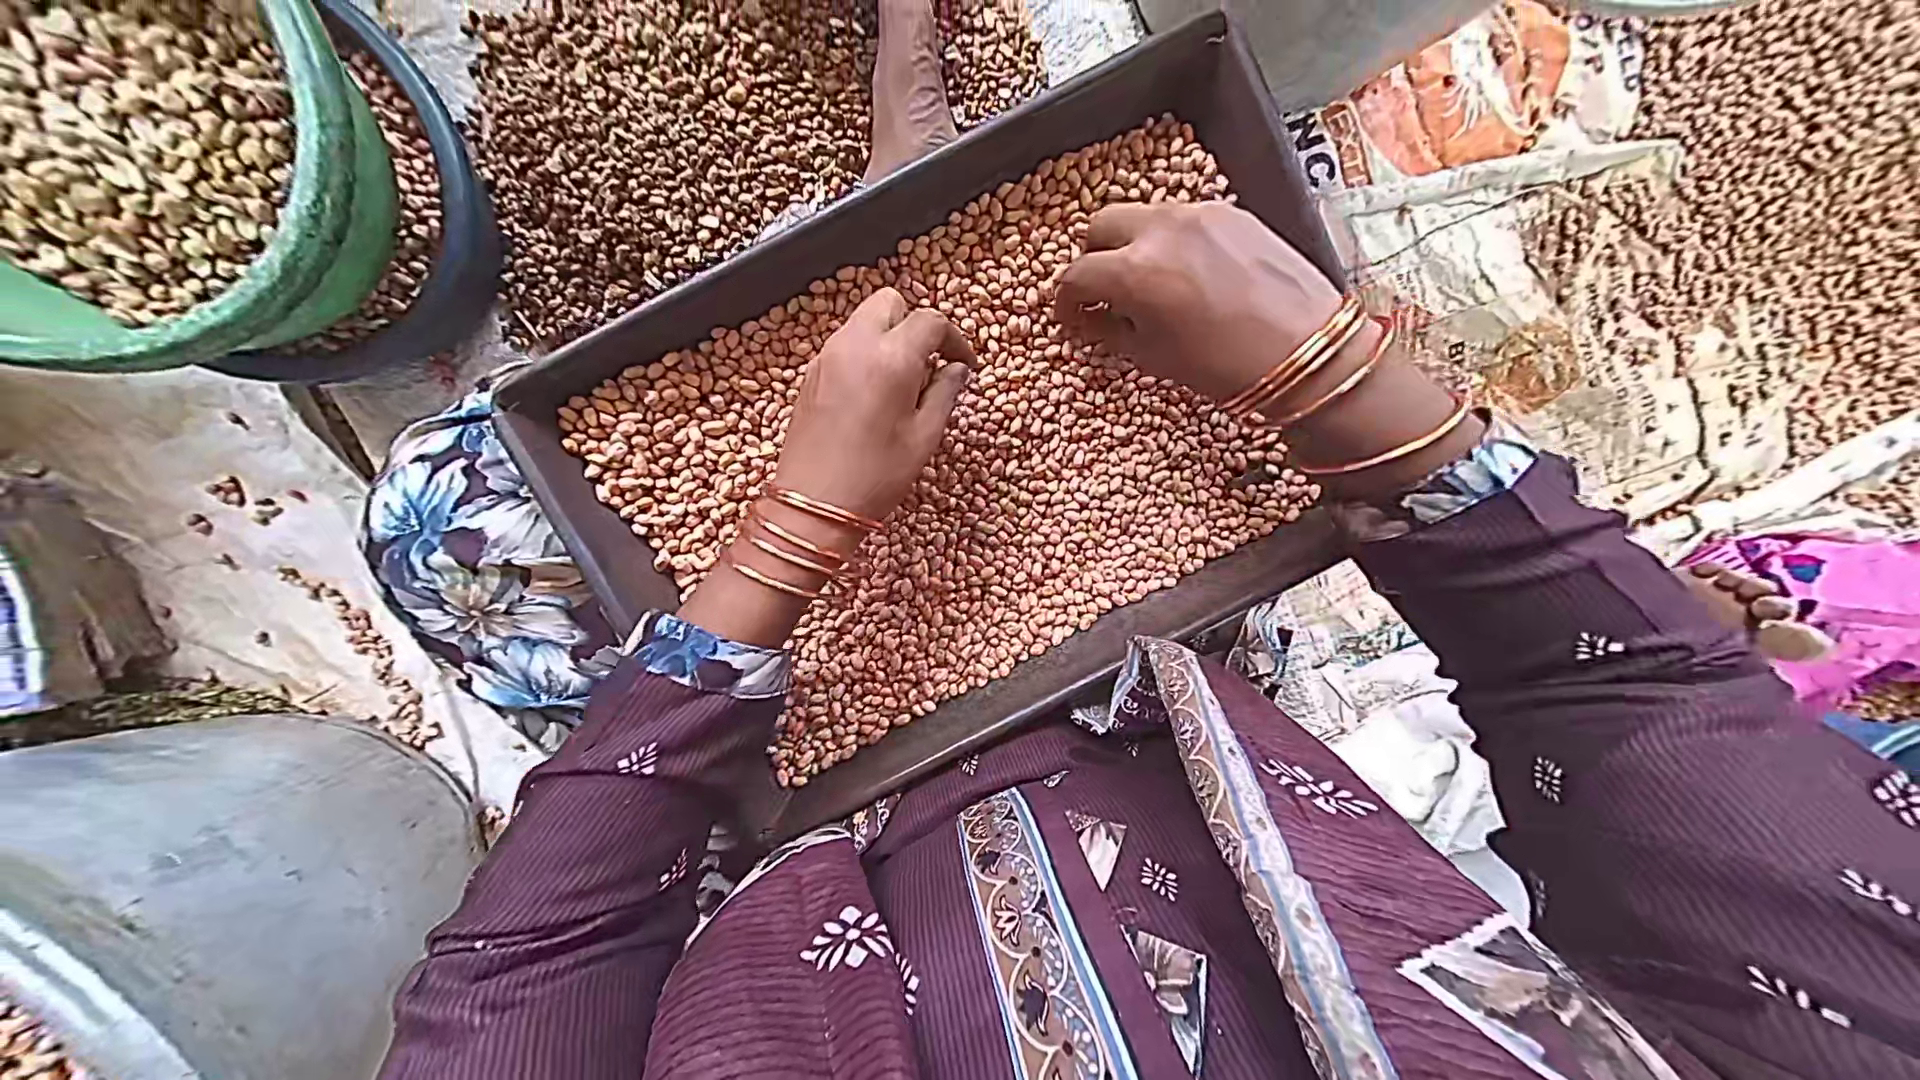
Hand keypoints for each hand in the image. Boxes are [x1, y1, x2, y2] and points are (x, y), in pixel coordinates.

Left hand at [679, 288, 971, 646]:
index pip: (930, 321)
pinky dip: (865, 352)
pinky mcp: (810, 374)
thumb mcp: (924, 438)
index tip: (964, 365)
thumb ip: (944, 394)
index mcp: (890, 358)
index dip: (954, 339)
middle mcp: (854, 345)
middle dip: (915, 324)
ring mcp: (827, 357)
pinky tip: (875, 393)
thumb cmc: (876, 477)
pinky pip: (844, 344)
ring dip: (888, 337)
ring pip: (863, 321)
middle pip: (890, 304)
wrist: (813, 505)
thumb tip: (956, 370)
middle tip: (930, 363)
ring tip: (904, 382)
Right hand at [1052, 202, 1347, 401]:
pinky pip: (1180, 215)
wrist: (1303, 350)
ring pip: (1140, 214)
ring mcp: (1198, 212)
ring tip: (1142, 279)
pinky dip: (1166, 238)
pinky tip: (1182, 270)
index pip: (1076, 274)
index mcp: (1133, 271)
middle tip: (1100, 289)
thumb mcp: (1151, 354)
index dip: (1065, 299)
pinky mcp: (1230, 210)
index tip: (1071, 314)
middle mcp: (1160, 229)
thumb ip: (1110, 327)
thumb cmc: (1222, 365)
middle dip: (1091, 257)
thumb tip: (1090, 316)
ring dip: (1128, 243)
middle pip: (1099, 225)